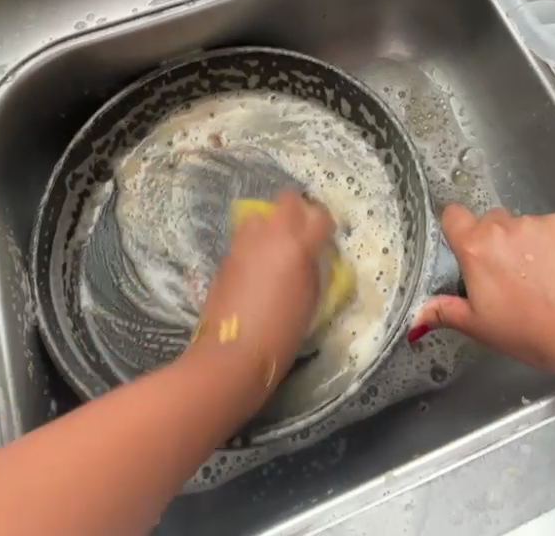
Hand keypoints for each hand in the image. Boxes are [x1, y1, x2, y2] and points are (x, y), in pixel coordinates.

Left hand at [184, 190, 335, 396]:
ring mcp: (244, 243)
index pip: (320, 215)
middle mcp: (270, 235)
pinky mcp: (226, 256)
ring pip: (260, 215)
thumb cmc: (282, 333)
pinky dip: (254, 245)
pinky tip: (256, 268)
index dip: (326, 221)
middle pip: (287, 199)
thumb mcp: (311, 299)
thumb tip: (311, 255)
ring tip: (275, 247)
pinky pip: (245, 239)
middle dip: (297, 210)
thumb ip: (312, 267)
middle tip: (302, 232)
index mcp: (298, 246)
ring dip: (271, 224)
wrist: (233, 354)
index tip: (327, 233)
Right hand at [408, 204, 554, 375]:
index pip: (453, 215)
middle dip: (498, 243)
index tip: (468, 247)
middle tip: (513, 277)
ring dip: (530, 245)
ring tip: (548, 279)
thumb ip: (446, 312)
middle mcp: (506, 226)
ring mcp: (541, 222)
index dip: (458, 228)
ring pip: (526, 227)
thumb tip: (415, 315)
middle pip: (493, 223)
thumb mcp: (482, 328)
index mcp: (477, 247)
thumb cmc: (532, 334)